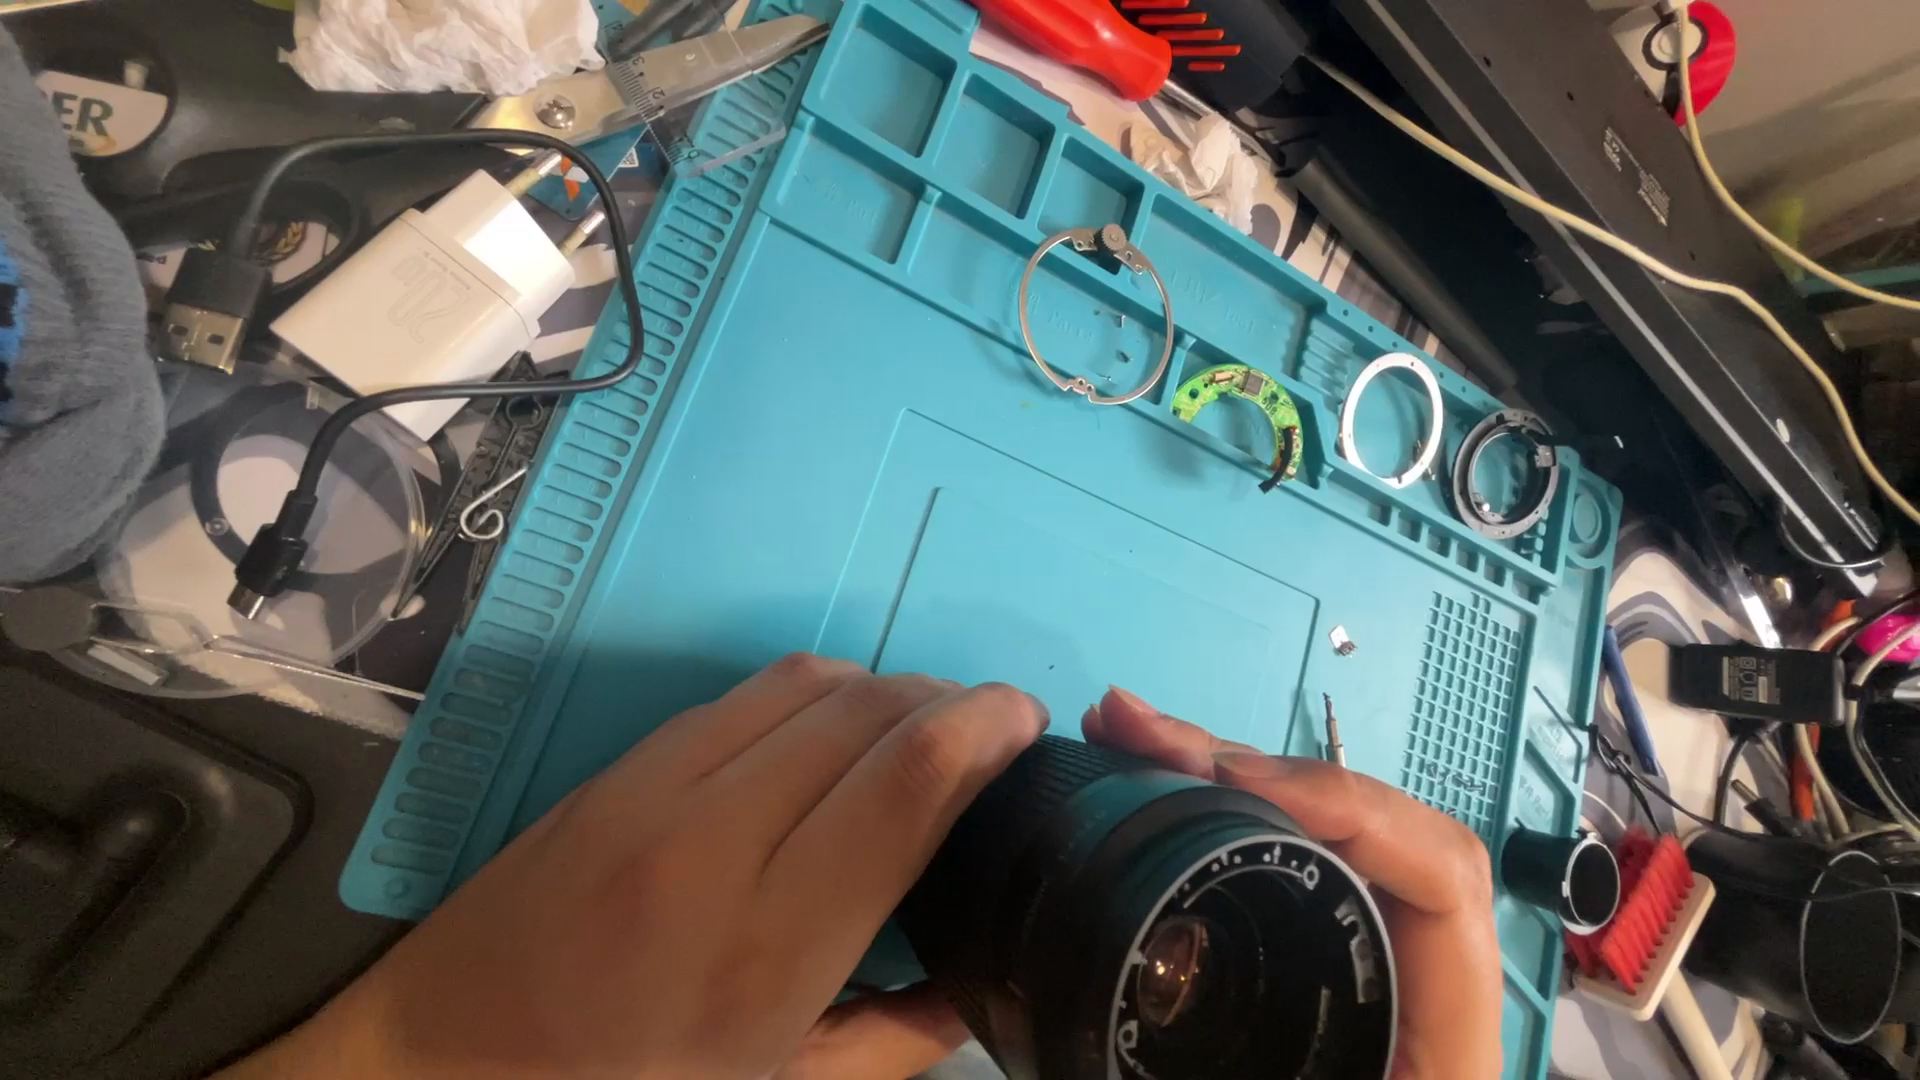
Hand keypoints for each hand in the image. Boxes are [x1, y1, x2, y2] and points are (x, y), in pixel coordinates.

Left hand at [220, 654, 1045, 1079]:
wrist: (428, 1076)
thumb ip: (896, 1043)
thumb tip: (978, 981)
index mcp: (771, 943)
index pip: (905, 780)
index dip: (982, 727)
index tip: (1027, 720)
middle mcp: (720, 838)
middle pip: (869, 710)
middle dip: (949, 697)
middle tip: (989, 725)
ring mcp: (662, 783)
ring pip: (814, 681)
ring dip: (888, 685)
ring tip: (921, 719)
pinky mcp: (629, 760)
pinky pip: (753, 690)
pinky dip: (822, 690)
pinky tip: (836, 725)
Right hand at [1083, 687, 1503, 1079]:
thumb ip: (1211, 1071)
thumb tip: (1135, 996)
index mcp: (1435, 1037)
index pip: (1439, 877)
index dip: (1342, 804)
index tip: (1218, 779)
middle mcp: (1398, 975)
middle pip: (1358, 824)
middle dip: (1241, 759)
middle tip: (1136, 730)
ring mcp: (1343, 951)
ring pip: (1299, 826)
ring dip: (1210, 765)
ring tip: (1125, 734)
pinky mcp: (1294, 944)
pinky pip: (1261, 848)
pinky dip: (1201, 800)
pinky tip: (1144, 773)